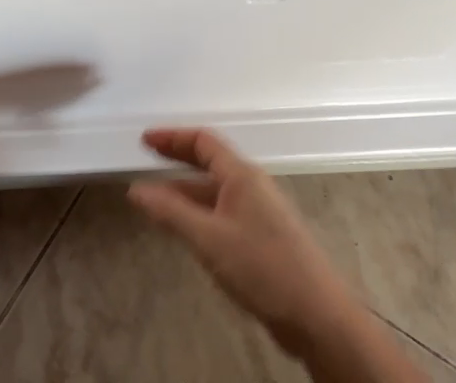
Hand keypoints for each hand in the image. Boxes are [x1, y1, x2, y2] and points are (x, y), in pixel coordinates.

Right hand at [127, 128, 361, 353]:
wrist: (319, 319)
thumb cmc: (263, 269)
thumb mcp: (208, 239)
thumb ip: (170, 212)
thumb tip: (136, 190)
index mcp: (242, 176)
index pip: (204, 141)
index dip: (172, 137)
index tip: (143, 140)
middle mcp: (254, 188)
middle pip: (211, 161)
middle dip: (177, 158)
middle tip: (147, 158)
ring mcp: (262, 213)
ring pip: (216, 190)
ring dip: (185, 189)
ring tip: (156, 199)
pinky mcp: (265, 239)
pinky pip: (224, 211)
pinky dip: (199, 211)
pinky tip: (186, 229)